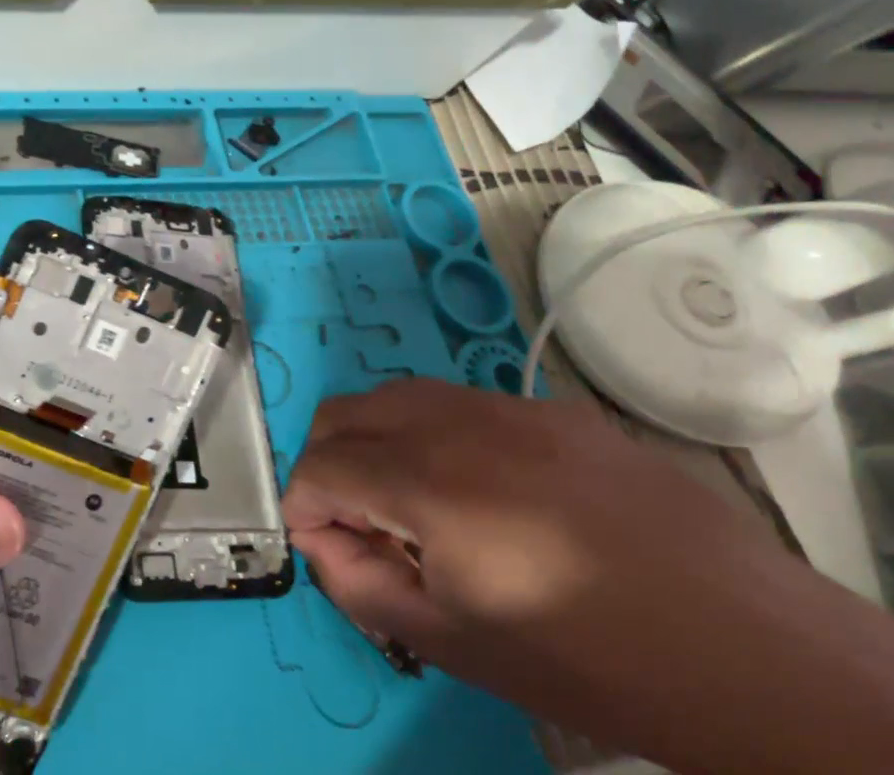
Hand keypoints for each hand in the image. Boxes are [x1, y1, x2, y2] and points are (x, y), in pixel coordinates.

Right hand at [286, 379, 893, 774]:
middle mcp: (464, 423)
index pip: (319, 467)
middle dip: (328, 463)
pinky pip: (467, 405)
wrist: (754, 658)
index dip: (303, 508)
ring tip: (413, 503)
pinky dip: (439, 436)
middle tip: (356, 520)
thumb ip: (353, 580)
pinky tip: (483, 492)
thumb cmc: (586, 661)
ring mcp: (519, 409)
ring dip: (380, 441)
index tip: (325, 545)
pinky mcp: (565, 415)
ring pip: (403, 395)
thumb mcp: (444, 640)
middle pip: (347, 412)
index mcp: (429, 482)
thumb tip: (323, 537)